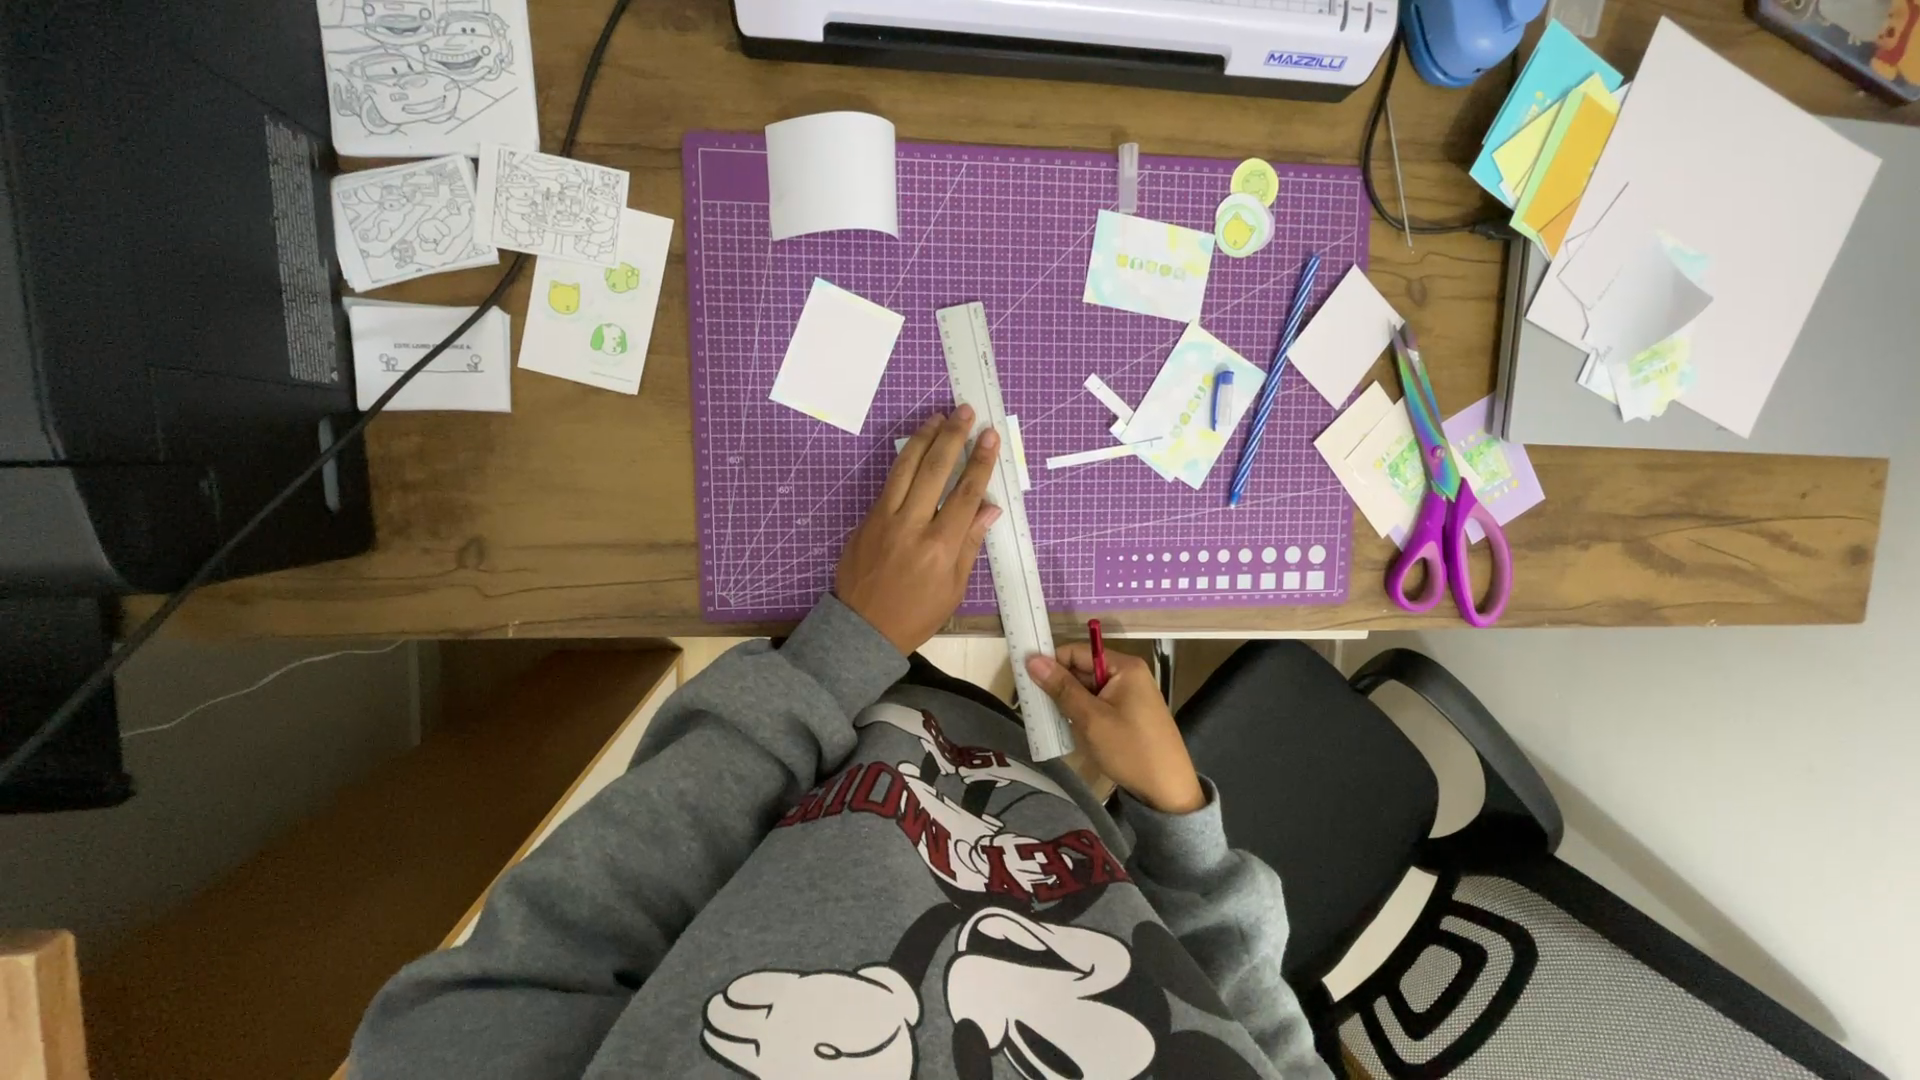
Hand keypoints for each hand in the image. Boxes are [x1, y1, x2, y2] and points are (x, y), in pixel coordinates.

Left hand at [835, 407, 999, 654]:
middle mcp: (912, 526)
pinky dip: (904, 461)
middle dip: (952, 436)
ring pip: (905, 468)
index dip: (980, 462)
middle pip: (935, 470)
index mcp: (940, 548)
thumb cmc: (916, 614)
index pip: (965, 494)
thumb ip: (970, 543)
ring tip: (937, 416)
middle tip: (964, 411)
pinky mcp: (866, 520)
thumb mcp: (953, 588)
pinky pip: (888, 484)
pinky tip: (915, 448)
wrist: (863, 629)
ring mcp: (884, 520)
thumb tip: (990, 507)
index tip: (989, 437)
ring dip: (923, 438)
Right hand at [1025, 646, 1205, 814]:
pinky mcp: (1129, 714)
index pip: (1077, 652)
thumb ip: (1061, 688)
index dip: (1052, 664)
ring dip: (1069, 703)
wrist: (1168, 791)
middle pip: (1082, 669)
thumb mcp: (1091, 719)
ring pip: (1087, 689)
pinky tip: (1071, 730)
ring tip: (1051, 720)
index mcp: (1124, 667)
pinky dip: (1082, 714)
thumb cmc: (1130, 751)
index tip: (1028, 682)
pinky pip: (1097, 704)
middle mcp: (1128, 674)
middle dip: (1059, 686)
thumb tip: (1032, 659)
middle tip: (1034, 705)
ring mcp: (1130, 695)